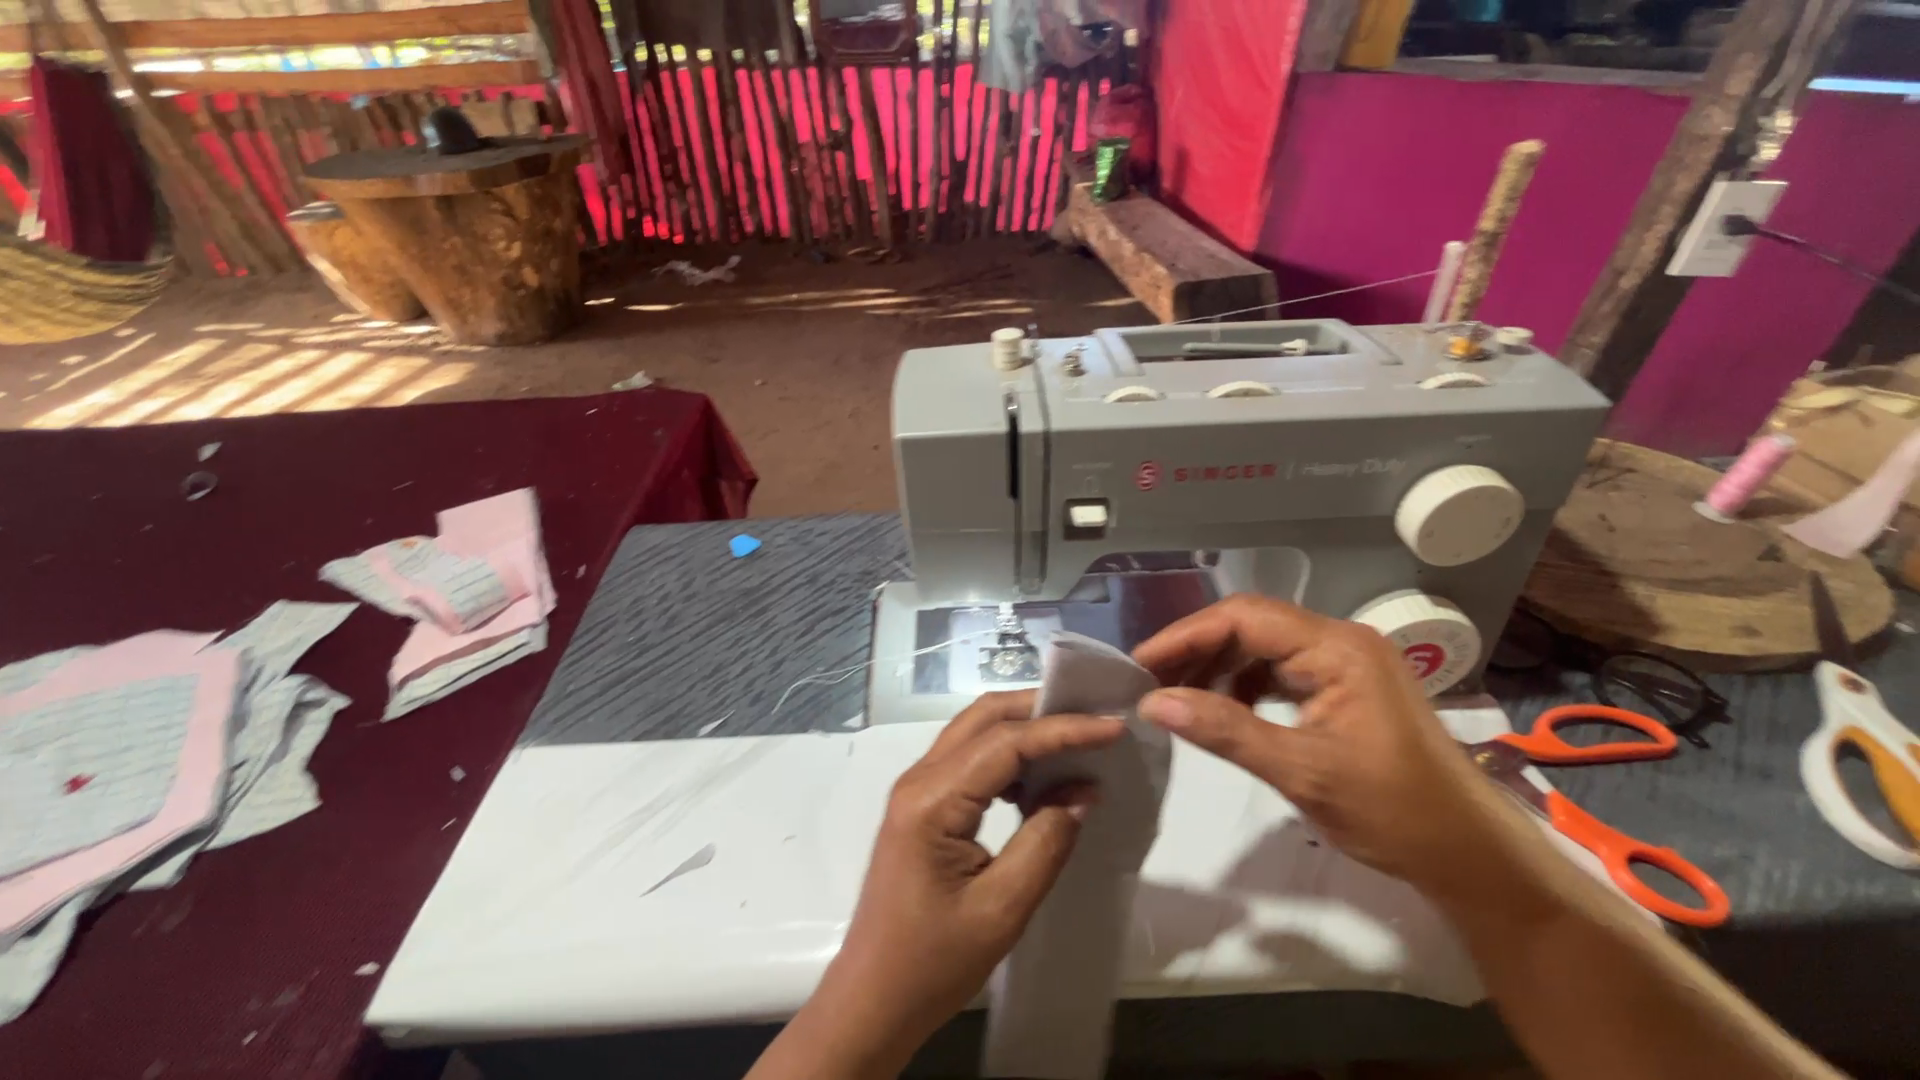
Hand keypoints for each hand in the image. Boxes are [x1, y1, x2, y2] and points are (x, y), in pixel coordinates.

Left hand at [750, 692, 1124, 1079]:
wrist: (873, 1000)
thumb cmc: (933, 963)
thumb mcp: (1003, 908)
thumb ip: (1047, 840)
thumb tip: (1084, 788)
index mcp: (932, 800)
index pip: (1005, 741)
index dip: (1063, 728)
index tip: (1115, 727)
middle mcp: (919, 780)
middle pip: (984, 718)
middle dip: (1042, 710)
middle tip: (1096, 719)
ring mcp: (916, 791)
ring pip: (975, 733)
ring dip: (1025, 730)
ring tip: (1078, 744)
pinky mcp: (923, 808)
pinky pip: (970, 762)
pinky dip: (1009, 758)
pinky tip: (1041, 782)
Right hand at [1131, 594, 1523, 898]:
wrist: (1469, 852)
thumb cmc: (1391, 809)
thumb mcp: (1300, 771)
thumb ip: (1223, 730)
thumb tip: (1152, 703)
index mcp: (1337, 648)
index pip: (1244, 618)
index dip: (1186, 636)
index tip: (1140, 665)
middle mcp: (1342, 641)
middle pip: (1252, 625)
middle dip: (1198, 649)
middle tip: (1151, 682)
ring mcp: (1349, 664)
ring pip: (1266, 647)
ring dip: (1220, 667)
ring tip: (1179, 698)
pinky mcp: (1349, 688)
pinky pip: (1284, 670)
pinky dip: (1247, 686)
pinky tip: (1224, 712)